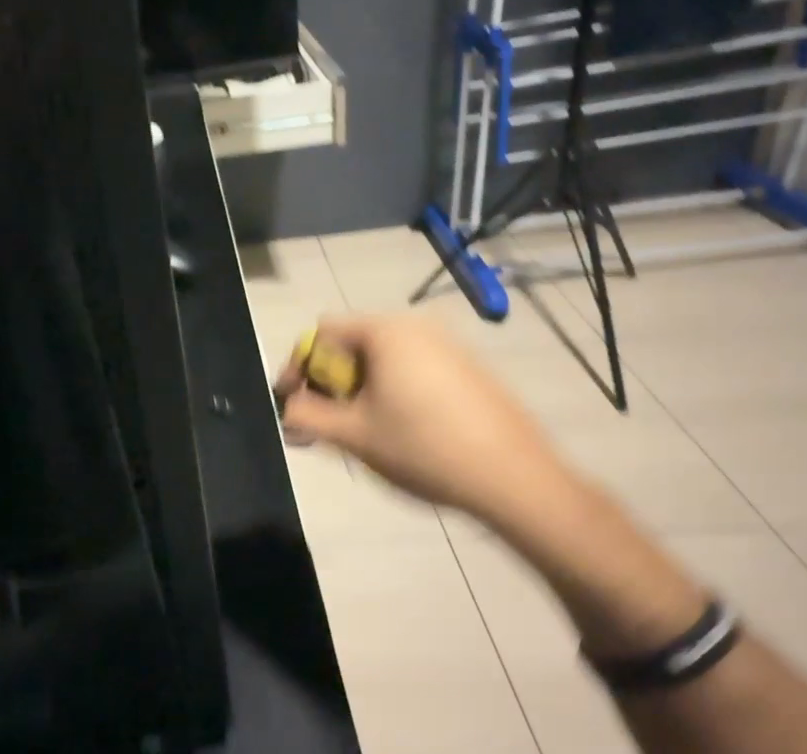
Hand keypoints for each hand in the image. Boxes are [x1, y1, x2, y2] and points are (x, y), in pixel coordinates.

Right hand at [275, 313, 576, 525]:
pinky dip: (392, 390)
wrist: (518, 481)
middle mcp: (416, 326)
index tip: (290, 402)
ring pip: (383, 358)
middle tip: (322, 420)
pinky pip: (413, 368)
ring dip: (359, 387)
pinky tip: (398, 428)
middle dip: (328, 380)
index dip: (298, 366)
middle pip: (352, 343)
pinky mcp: (470, 369)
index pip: (321, 332)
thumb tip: (288, 407)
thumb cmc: (425, 449)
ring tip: (357, 429)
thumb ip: (308, 415)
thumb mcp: (354, 435)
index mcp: (385, 331)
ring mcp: (449, 345)